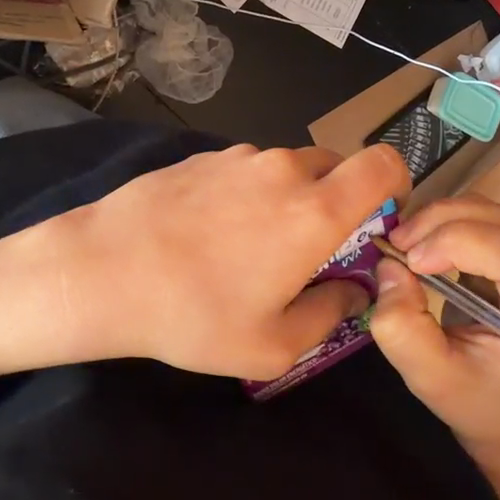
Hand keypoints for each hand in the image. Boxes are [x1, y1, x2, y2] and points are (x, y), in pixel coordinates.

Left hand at [46, 143, 408, 379]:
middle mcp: (284, 169)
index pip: (384, 163)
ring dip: (289, 199)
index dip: (396, 184)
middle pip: (337, 168)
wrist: (103, 270)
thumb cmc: (195, 314)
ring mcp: (240, 157)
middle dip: (339, 203)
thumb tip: (352, 290)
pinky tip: (210, 235)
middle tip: (312, 249)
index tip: (382, 219)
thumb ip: (330, 314)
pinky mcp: (203, 156)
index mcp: (315, 209)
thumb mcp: (273, 343)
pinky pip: (247, 170)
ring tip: (249, 249)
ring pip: (288, 169)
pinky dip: (248, 194)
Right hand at [368, 198, 499, 499]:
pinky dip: (455, 221)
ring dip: (444, 219)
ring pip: (497, 213)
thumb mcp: (428, 377)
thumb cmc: (473, 401)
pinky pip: (494, 219)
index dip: (455, 242)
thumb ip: (401, 327)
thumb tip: (391, 265)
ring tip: (407, 245)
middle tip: (395, 245)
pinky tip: (429, 244)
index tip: (408, 259)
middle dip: (441, 224)